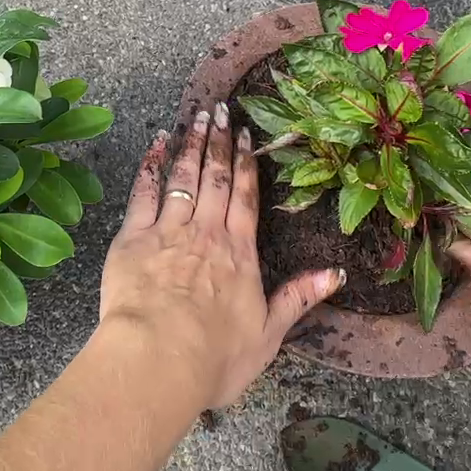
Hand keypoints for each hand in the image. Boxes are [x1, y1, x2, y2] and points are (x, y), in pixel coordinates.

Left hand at [97, 103, 341, 406]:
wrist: (159, 360)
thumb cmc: (214, 357)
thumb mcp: (268, 334)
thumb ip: (298, 298)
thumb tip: (336, 274)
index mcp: (238, 253)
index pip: (245, 196)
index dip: (246, 163)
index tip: (245, 134)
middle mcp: (206, 233)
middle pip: (216, 177)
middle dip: (219, 141)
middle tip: (220, 110)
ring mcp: (169, 231)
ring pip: (184, 176)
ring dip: (191, 144)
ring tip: (196, 117)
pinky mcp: (134, 237)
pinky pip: (144, 191)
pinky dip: (151, 164)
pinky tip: (156, 143)